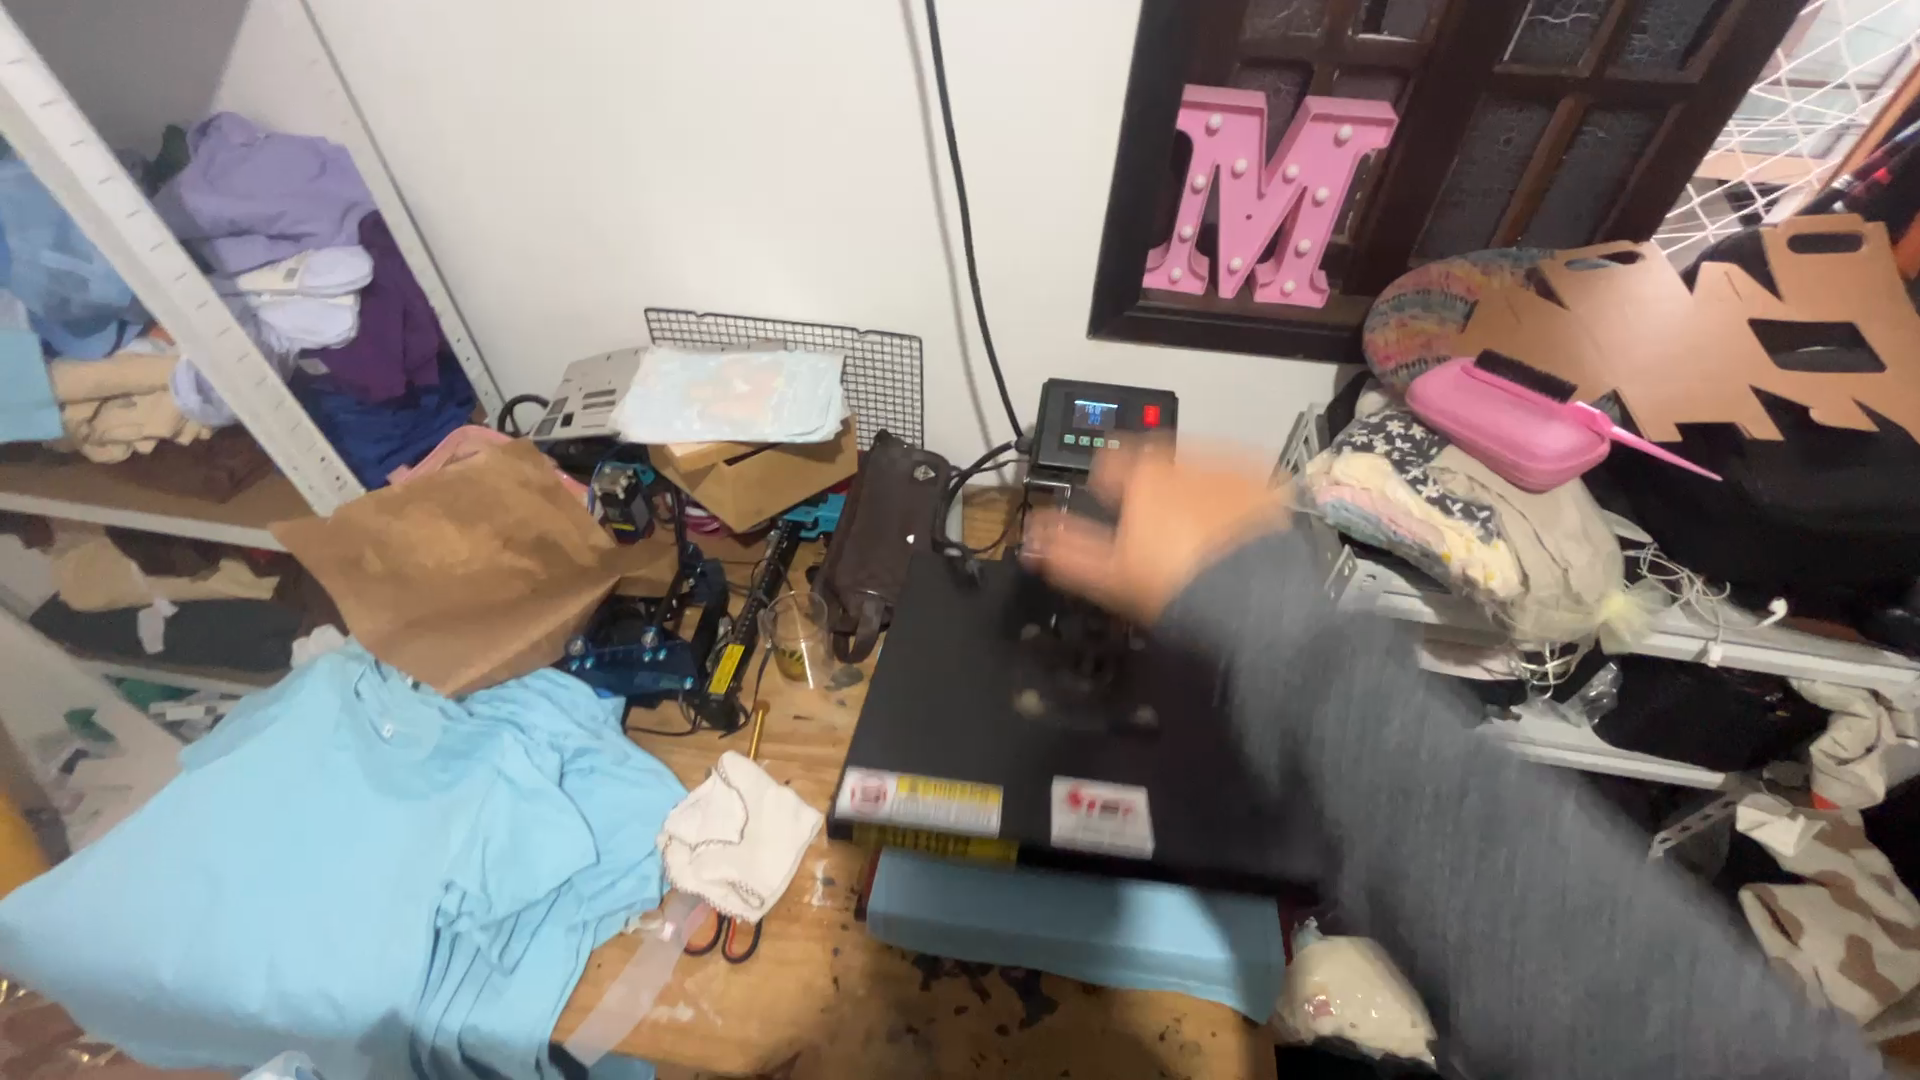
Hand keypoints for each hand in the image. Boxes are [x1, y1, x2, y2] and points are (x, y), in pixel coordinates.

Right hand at [1020, 440, 1292, 623]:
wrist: (1249, 601)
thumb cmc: (1176, 587)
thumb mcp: (1107, 575)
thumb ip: (1063, 549)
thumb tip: (1032, 537)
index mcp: (1138, 476)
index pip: (1108, 462)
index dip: (1105, 484)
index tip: (1111, 503)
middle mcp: (1182, 461)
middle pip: (1153, 460)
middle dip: (1149, 483)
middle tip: (1155, 523)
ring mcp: (1226, 468)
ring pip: (1196, 464)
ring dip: (1191, 485)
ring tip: (1195, 527)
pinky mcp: (1262, 481)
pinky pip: (1240, 476)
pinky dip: (1231, 493)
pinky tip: (1229, 522)